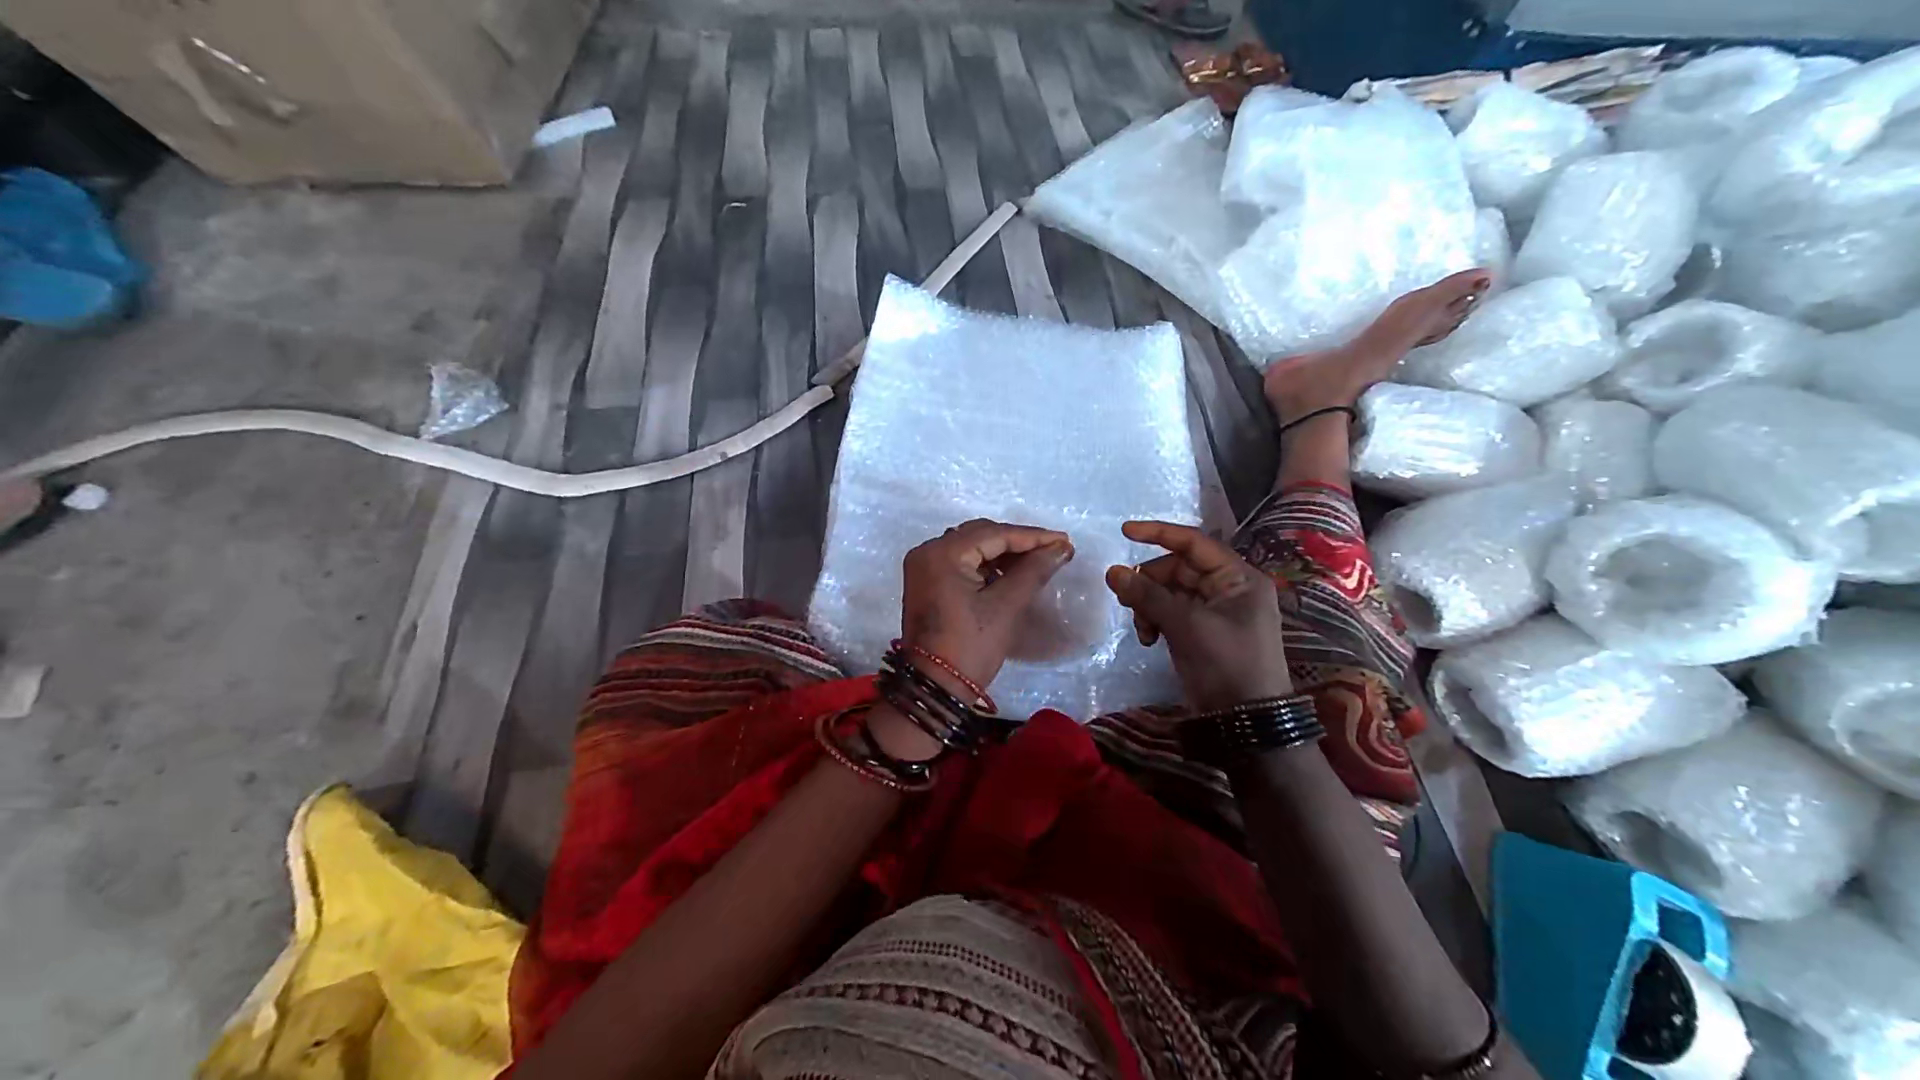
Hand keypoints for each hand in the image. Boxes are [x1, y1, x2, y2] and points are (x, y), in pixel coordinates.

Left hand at [901, 519, 1075, 687]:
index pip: (994, 534)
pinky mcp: (926, 582)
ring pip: (970, 547)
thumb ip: (1034, 570)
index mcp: (942, 553)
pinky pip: (960, 562)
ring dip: (1002, 553)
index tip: (1064, 540)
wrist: (936, 687)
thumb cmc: (971, 646)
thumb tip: (1061, 548)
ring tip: (1037, 561)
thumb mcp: (1006, 606)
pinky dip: (985, 565)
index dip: (1032, 536)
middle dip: (1017, 542)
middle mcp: (927, 552)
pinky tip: (1010, 573)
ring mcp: (923, 567)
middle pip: (980, 535)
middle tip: (1053, 549)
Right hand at [1104, 520, 1292, 710]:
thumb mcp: (1186, 625)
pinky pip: (1171, 613)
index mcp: (1238, 578)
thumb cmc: (1226, 663)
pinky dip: (1156, 620)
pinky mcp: (1201, 632)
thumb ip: (1148, 595)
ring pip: (1170, 592)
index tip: (1125, 532)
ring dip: (1149, 604)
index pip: (1194, 542)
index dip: (1159, 534)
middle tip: (1126, 599)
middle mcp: (1229, 588)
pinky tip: (1147, 638)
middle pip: (1178, 568)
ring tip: (1142, 628)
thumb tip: (1112, 571)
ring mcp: (1215, 611)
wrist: (1245, 719)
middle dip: (1150, 582)